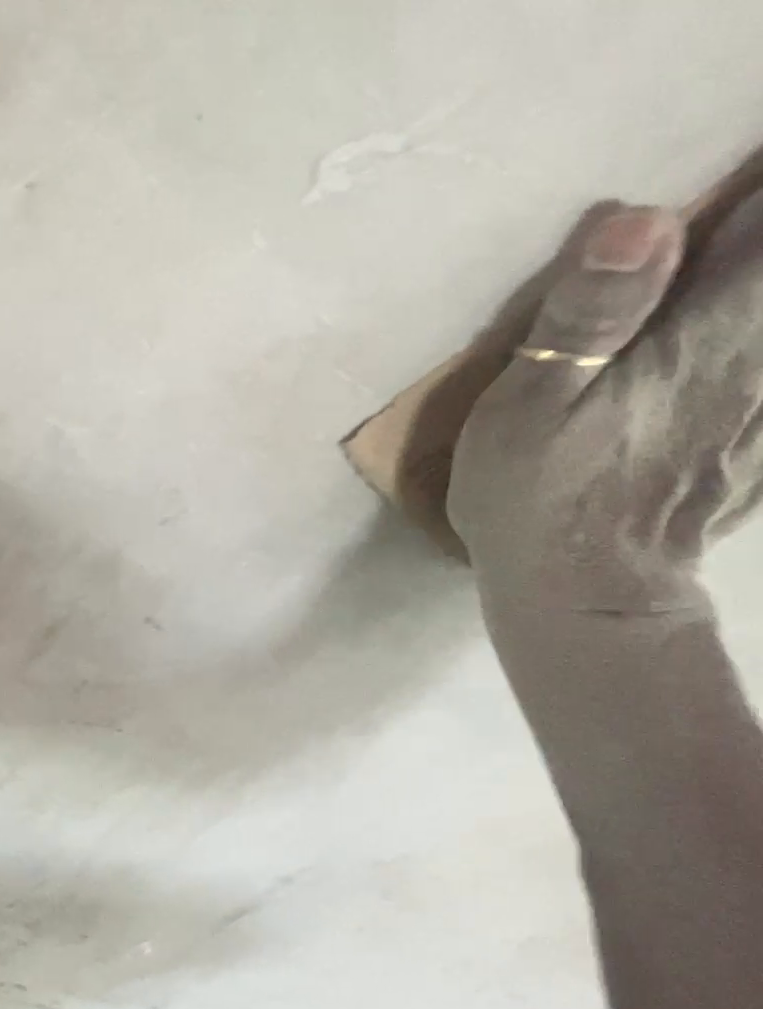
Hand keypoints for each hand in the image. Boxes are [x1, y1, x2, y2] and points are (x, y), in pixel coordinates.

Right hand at [449, 199, 762, 612]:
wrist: (587, 589)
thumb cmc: (537, 493)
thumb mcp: (529, 404)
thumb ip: (588, 314)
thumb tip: (641, 217)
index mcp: (706, 335)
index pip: (760, 228)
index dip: (755, 184)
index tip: (739, 158)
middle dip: (754, 223)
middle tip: (733, 196)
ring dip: (751, 276)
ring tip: (730, 249)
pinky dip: (751, 326)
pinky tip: (727, 326)